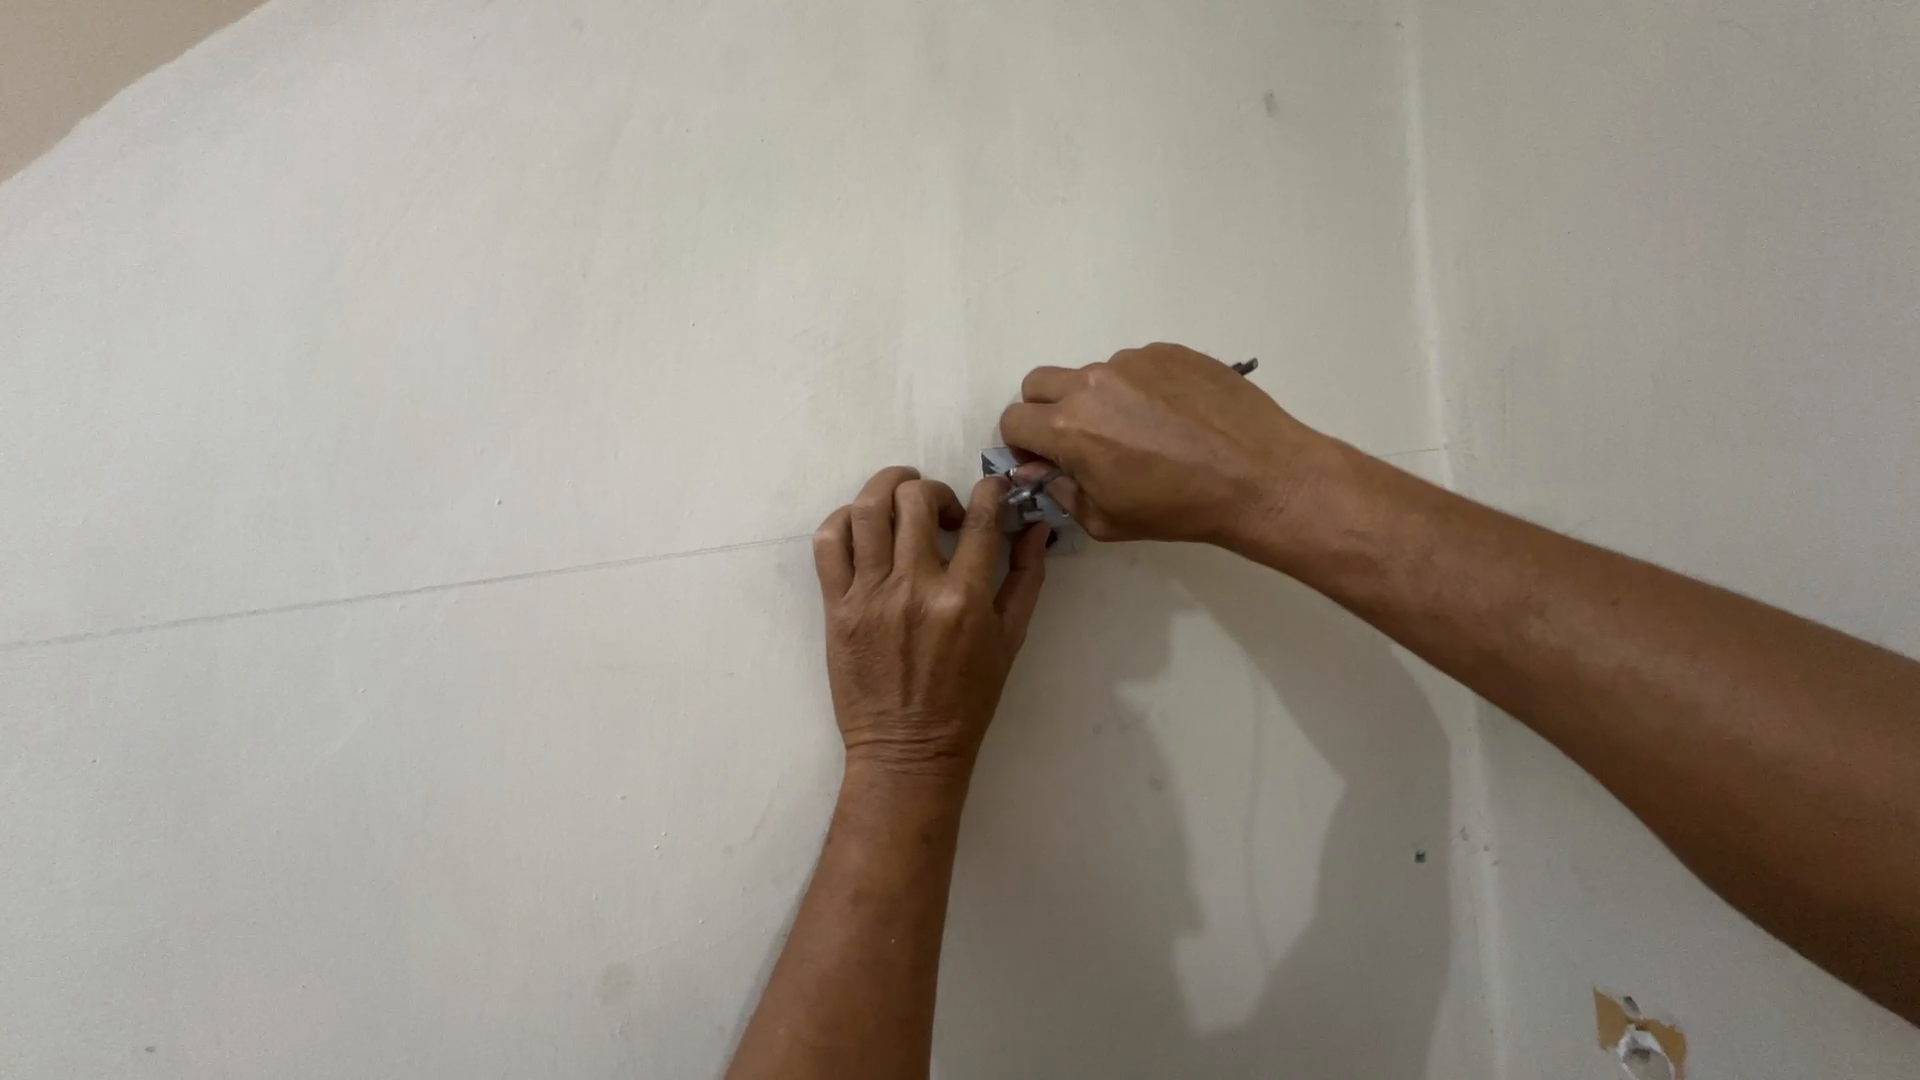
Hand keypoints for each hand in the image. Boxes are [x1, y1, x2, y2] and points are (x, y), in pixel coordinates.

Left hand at [812, 467, 1050, 776]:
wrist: (908, 749)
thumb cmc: (967, 700)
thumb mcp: (1010, 641)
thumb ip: (1025, 579)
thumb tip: (1037, 527)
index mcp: (965, 598)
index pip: (981, 518)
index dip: (990, 491)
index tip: (991, 490)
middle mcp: (915, 588)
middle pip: (916, 500)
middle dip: (934, 489)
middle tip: (942, 511)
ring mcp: (870, 595)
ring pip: (868, 510)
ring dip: (887, 488)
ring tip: (900, 497)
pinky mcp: (837, 607)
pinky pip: (829, 543)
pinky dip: (845, 520)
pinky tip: (864, 527)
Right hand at [998, 343, 1336, 550]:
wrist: (1258, 478)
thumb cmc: (1177, 509)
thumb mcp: (1104, 520)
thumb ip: (1061, 490)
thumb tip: (1041, 468)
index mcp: (1069, 427)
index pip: (1013, 420)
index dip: (1023, 444)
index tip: (1045, 459)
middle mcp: (1093, 383)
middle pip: (1037, 383)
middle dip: (1044, 411)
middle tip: (1078, 440)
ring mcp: (1133, 361)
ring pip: (1089, 374)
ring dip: (1096, 399)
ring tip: (1140, 431)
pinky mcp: (1169, 351)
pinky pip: (1133, 365)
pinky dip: (1137, 388)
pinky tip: (1170, 417)